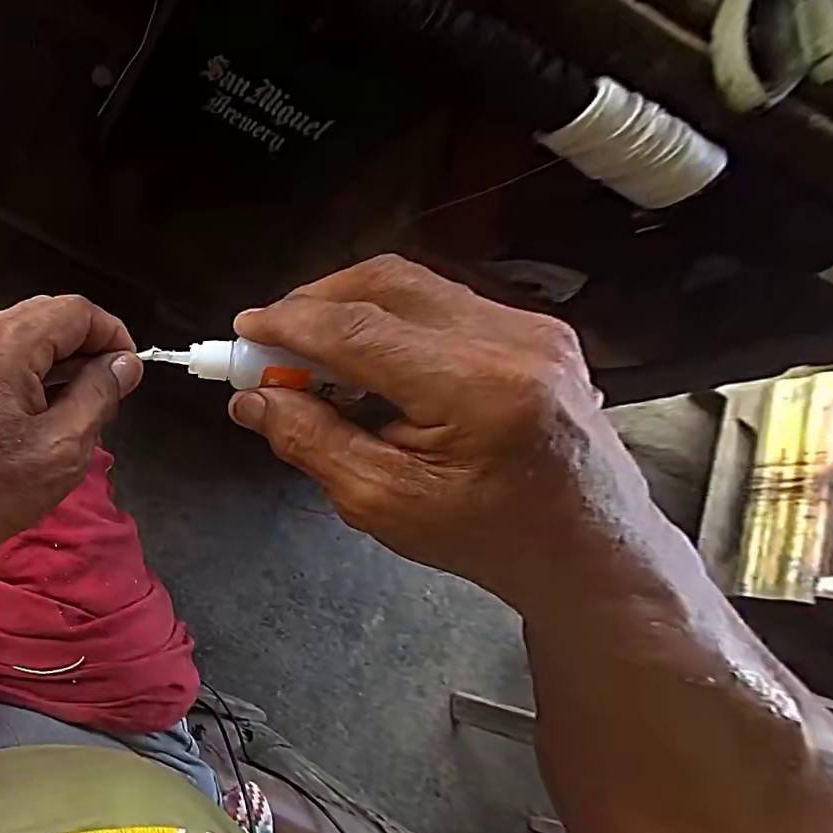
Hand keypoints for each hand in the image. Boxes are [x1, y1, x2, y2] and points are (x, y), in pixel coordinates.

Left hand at [0, 295, 141, 566]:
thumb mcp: (64, 446)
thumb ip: (99, 394)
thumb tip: (125, 364)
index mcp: (2, 349)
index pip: (73, 311)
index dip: (111, 332)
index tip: (129, 369)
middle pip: (46, 314)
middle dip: (86, 343)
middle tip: (109, 385)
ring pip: (23, 332)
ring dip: (60, 356)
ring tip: (82, 399)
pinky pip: (0, 353)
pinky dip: (31, 368)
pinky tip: (46, 403)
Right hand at [229, 254, 661, 606]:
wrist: (590, 548)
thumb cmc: (484, 536)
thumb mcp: (379, 502)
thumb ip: (309, 442)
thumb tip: (251, 400)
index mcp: (477, 389)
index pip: (357, 331)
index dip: (288, 324)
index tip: (242, 329)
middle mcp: (510, 339)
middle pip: (384, 284)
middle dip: (311, 303)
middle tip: (269, 340)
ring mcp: (529, 327)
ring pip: (408, 284)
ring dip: (343, 306)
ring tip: (308, 351)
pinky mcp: (530, 330)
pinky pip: (434, 301)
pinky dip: (379, 318)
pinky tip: (360, 360)